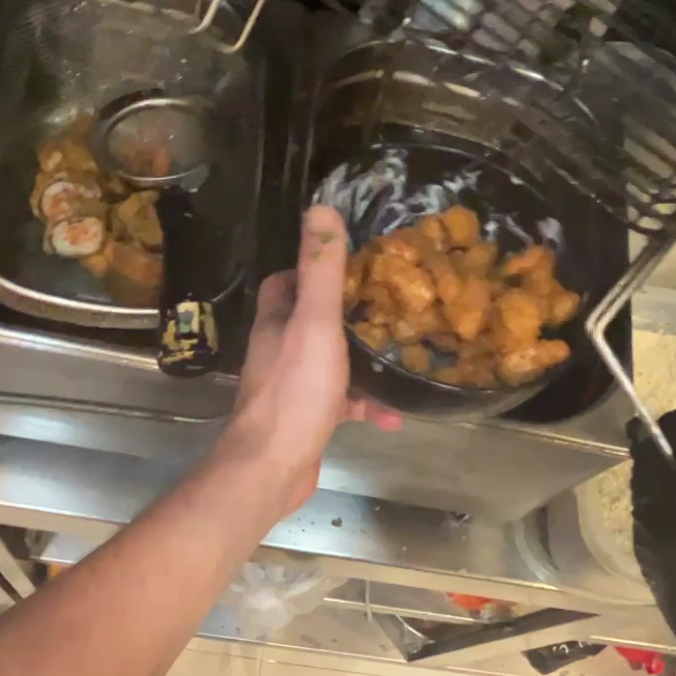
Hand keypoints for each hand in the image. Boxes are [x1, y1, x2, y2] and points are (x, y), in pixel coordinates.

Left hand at [219, 206, 397, 511]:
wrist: (272, 467)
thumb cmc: (294, 393)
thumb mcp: (315, 324)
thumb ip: (321, 272)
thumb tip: (321, 208)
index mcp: (277, 322)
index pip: (286, 281)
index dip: (314, 268)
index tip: (353, 263)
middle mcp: (279, 349)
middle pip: (314, 320)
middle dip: (351, 314)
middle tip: (391, 308)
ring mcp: (292, 386)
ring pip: (332, 362)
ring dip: (365, 362)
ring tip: (402, 358)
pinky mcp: (307, 418)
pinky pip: (342, 402)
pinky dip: (366, 405)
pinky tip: (392, 415)